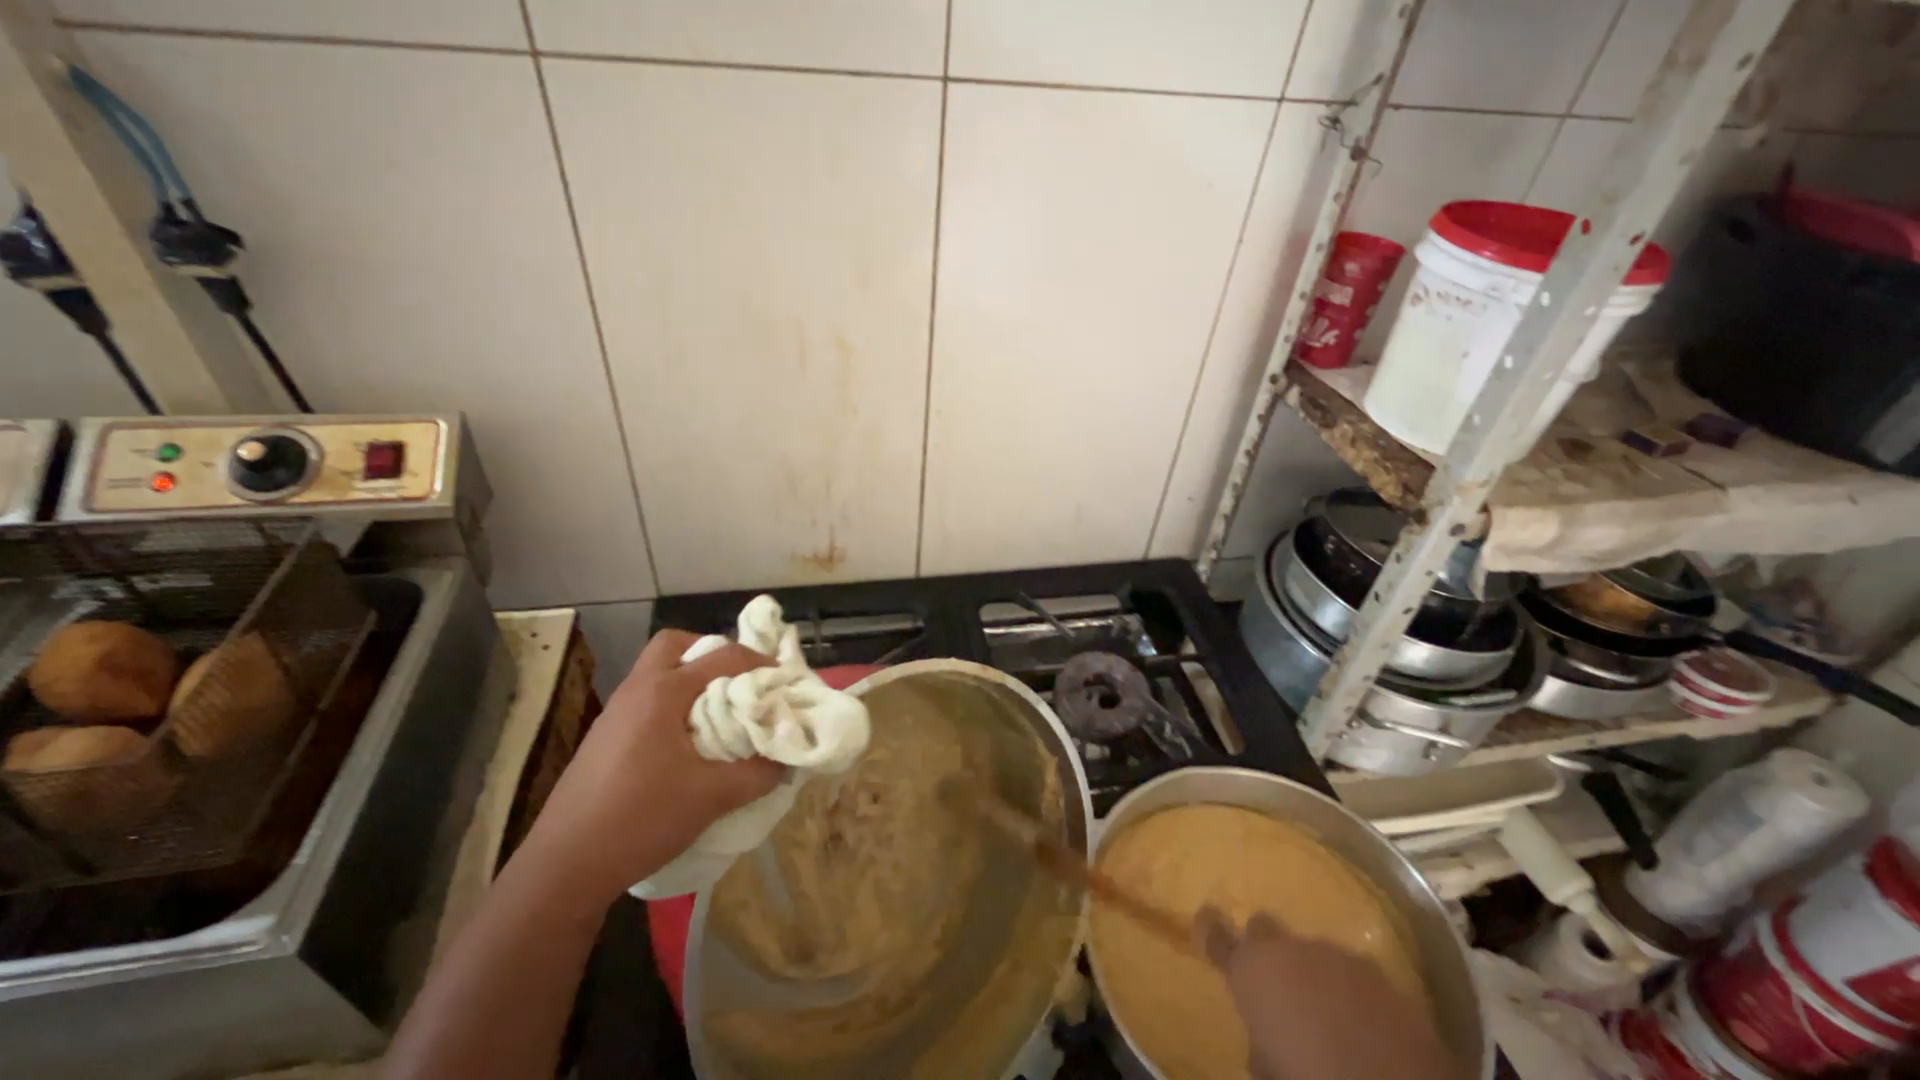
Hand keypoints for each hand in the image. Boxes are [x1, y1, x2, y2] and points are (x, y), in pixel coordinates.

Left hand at [520, 629, 785, 903]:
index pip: (721, 656)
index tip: (786, 682)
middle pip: (674, 647)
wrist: (566, 863)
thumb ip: (757, 774)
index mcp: (662, 692)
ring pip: (658, 676)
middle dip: (712, 655)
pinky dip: (674, 709)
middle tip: (741, 684)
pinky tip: (689, 749)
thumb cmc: (642, 817)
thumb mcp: (712, 797)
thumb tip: (787, 761)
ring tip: (723, 718)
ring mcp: (615, 715)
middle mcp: (635, 691)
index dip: (759, 662)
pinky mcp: (605, 741)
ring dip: (692, 683)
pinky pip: (647, 705)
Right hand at [1197, 907, 1456, 1079]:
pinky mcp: (1379, 973)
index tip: (1206, 915)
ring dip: (1311, 975)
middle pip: (1265, 929)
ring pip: (1313, 953)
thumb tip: (1264, 1046)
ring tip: (1323, 1014)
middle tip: (1271, 981)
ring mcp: (1338, 956)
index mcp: (1252, 969)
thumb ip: (1260, 1046)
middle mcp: (1290, 951)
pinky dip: (1347, 991)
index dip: (1210, 928)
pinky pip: (1350, 974)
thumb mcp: (1268, 1069)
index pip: (1218, 937)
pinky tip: (1358, 1022)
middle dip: (1266, 948)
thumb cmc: (1308, 1072)